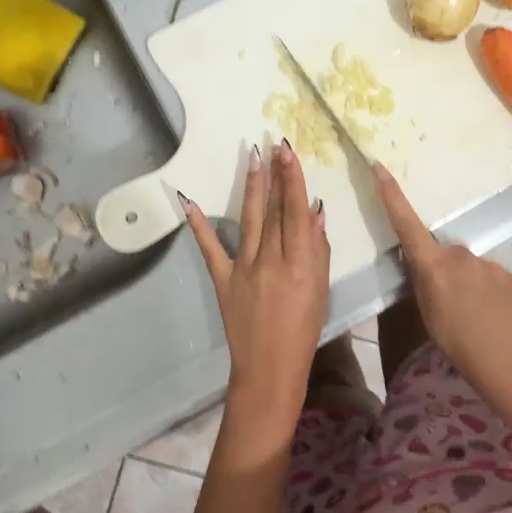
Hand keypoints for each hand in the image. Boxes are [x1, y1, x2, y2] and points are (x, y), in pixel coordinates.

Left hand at [182, 140, 329, 452]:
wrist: (269, 368)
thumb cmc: (303, 330)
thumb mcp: (321, 290)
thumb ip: (319, 250)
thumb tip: (314, 211)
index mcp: (301, 263)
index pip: (296, 211)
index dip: (293, 179)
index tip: (289, 152)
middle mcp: (272, 260)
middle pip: (273, 210)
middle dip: (274, 175)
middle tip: (271, 145)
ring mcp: (244, 268)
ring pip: (249, 220)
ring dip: (250, 188)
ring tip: (251, 159)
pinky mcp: (223, 280)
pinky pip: (211, 249)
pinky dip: (199, 225)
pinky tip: (189, 200)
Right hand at [372, 164, 511, 409]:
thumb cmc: (463, 348)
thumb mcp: (430, 319)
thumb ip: (425, 285)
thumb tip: (425, 267)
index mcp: (435, 267)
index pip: (407, 225)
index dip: (392, 195)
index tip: (380, 167)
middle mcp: (461, 256)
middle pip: (443, 256)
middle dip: (442, 273)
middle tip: (446, 310)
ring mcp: (490, 264)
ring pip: (469, 271)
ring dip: (466, 288)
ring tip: (473, 322)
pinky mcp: (511, 276)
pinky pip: (490, 281)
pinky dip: (487, 297)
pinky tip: (493, 321)